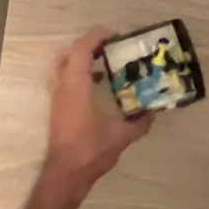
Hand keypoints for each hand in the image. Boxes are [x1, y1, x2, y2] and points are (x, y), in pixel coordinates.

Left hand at [42, 27, 153, 193]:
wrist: (65, 173)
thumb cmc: (91, 150)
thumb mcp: (122, 135)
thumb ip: (140, 122)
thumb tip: (153, 111)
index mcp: (76, 85)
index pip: (82, 48)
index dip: (98, 36)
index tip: (116, 36)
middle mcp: (62, 86)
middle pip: (70, 52)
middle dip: (89, 45)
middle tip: (110, 48)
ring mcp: (56, 96)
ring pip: (63, 65)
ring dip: (81, 59)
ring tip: (104, 63)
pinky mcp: (56, 107)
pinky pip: (63, 79)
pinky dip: (77, 74)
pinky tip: (96, 86)